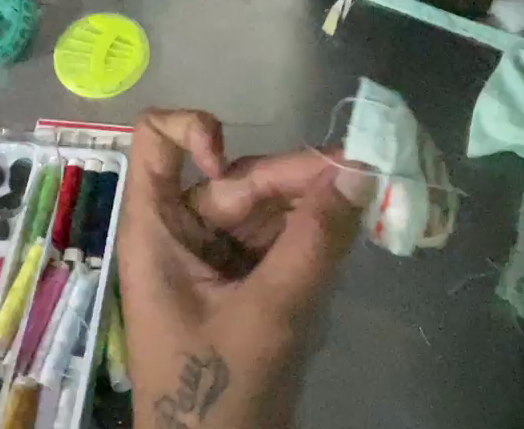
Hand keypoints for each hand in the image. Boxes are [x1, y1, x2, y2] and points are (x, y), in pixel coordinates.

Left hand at [118, 110, 362, 428]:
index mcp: (156, 227)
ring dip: (310, 202)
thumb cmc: (218, 395)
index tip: (229, 159)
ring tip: (367, 191)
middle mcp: (179, 230)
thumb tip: (357, 171)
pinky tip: (347, 226)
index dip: (191, 129)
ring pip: (262, 208)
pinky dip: (308, 234)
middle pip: (232, 179)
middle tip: (362, 169)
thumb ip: (314, 243)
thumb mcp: (269, 316)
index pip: (156, 140)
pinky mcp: (240, 281)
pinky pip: (274, 240)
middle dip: (291, 176)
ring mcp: (211, 256)